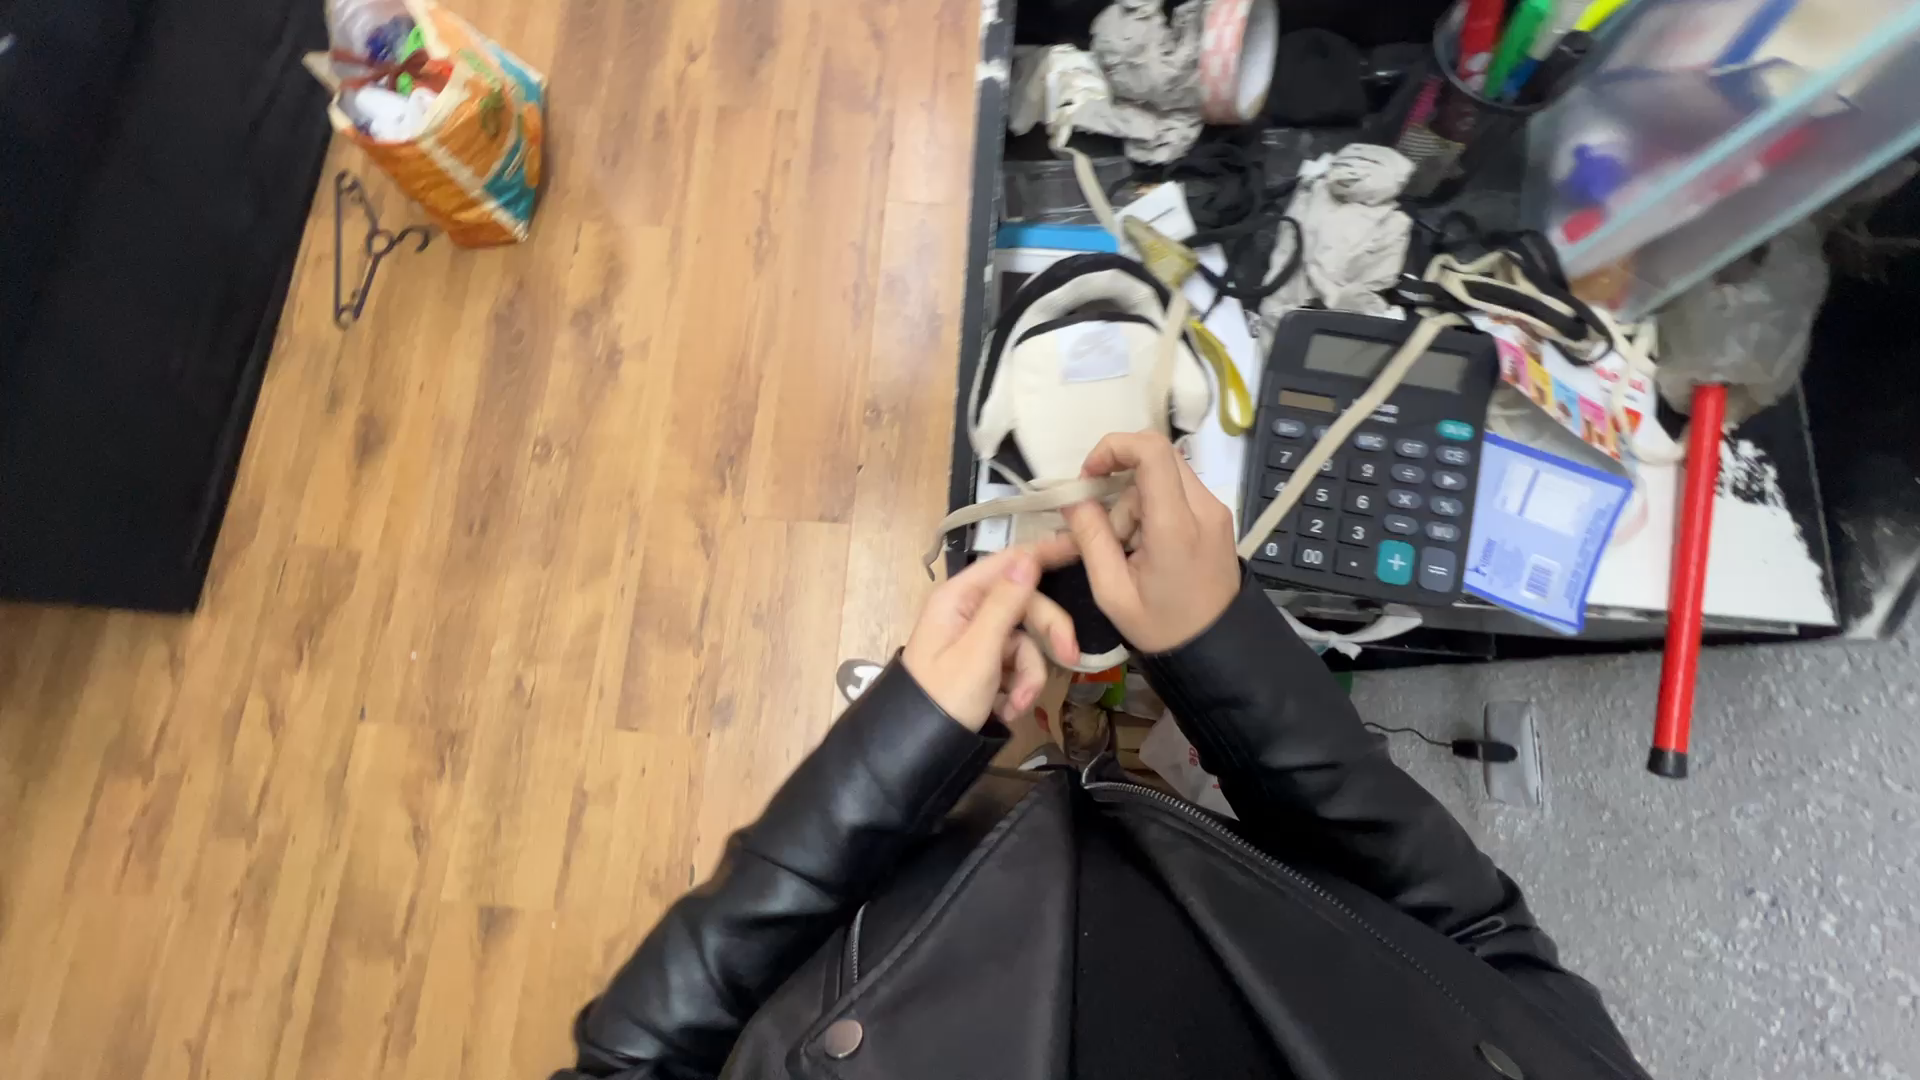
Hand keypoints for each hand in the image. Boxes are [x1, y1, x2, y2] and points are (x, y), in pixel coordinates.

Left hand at [901, 546, 1081, 730]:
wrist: (922, 750)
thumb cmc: (943, 699)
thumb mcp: (978, 652)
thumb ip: (1005, 604)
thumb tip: (1027, 558)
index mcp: (959, 598)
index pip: (1008, 562)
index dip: (1044, 553)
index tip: (1080, 547)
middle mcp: (967, 610)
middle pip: (1025, 606)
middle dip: (1047, 636)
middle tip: (1071, 658)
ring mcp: (975, 637)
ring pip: (1025, 641)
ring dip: (1028, 675)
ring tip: (1016, 704)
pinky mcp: (982, 662)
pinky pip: (1015, 664)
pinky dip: (1017, 687)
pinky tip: (1007, 708)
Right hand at [1060, 431, 1240, 652]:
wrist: (1218, 648)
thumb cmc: (1162, 626)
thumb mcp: (1112, 592)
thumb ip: (1090, 539)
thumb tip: (1074, 499)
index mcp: (1176, 526)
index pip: (1151, 451)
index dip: (1113, 447)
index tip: (1089, 475)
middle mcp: (1203, 508)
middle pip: (1155, 458)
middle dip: (1119, 481)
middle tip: (1103, 524)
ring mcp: (1215, 510)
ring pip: (1163, 475)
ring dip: (1134, 501)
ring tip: (1127, 548)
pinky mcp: (1216, 516)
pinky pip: (1176, 491)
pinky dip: (1151, 507)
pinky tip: (1144, 545)